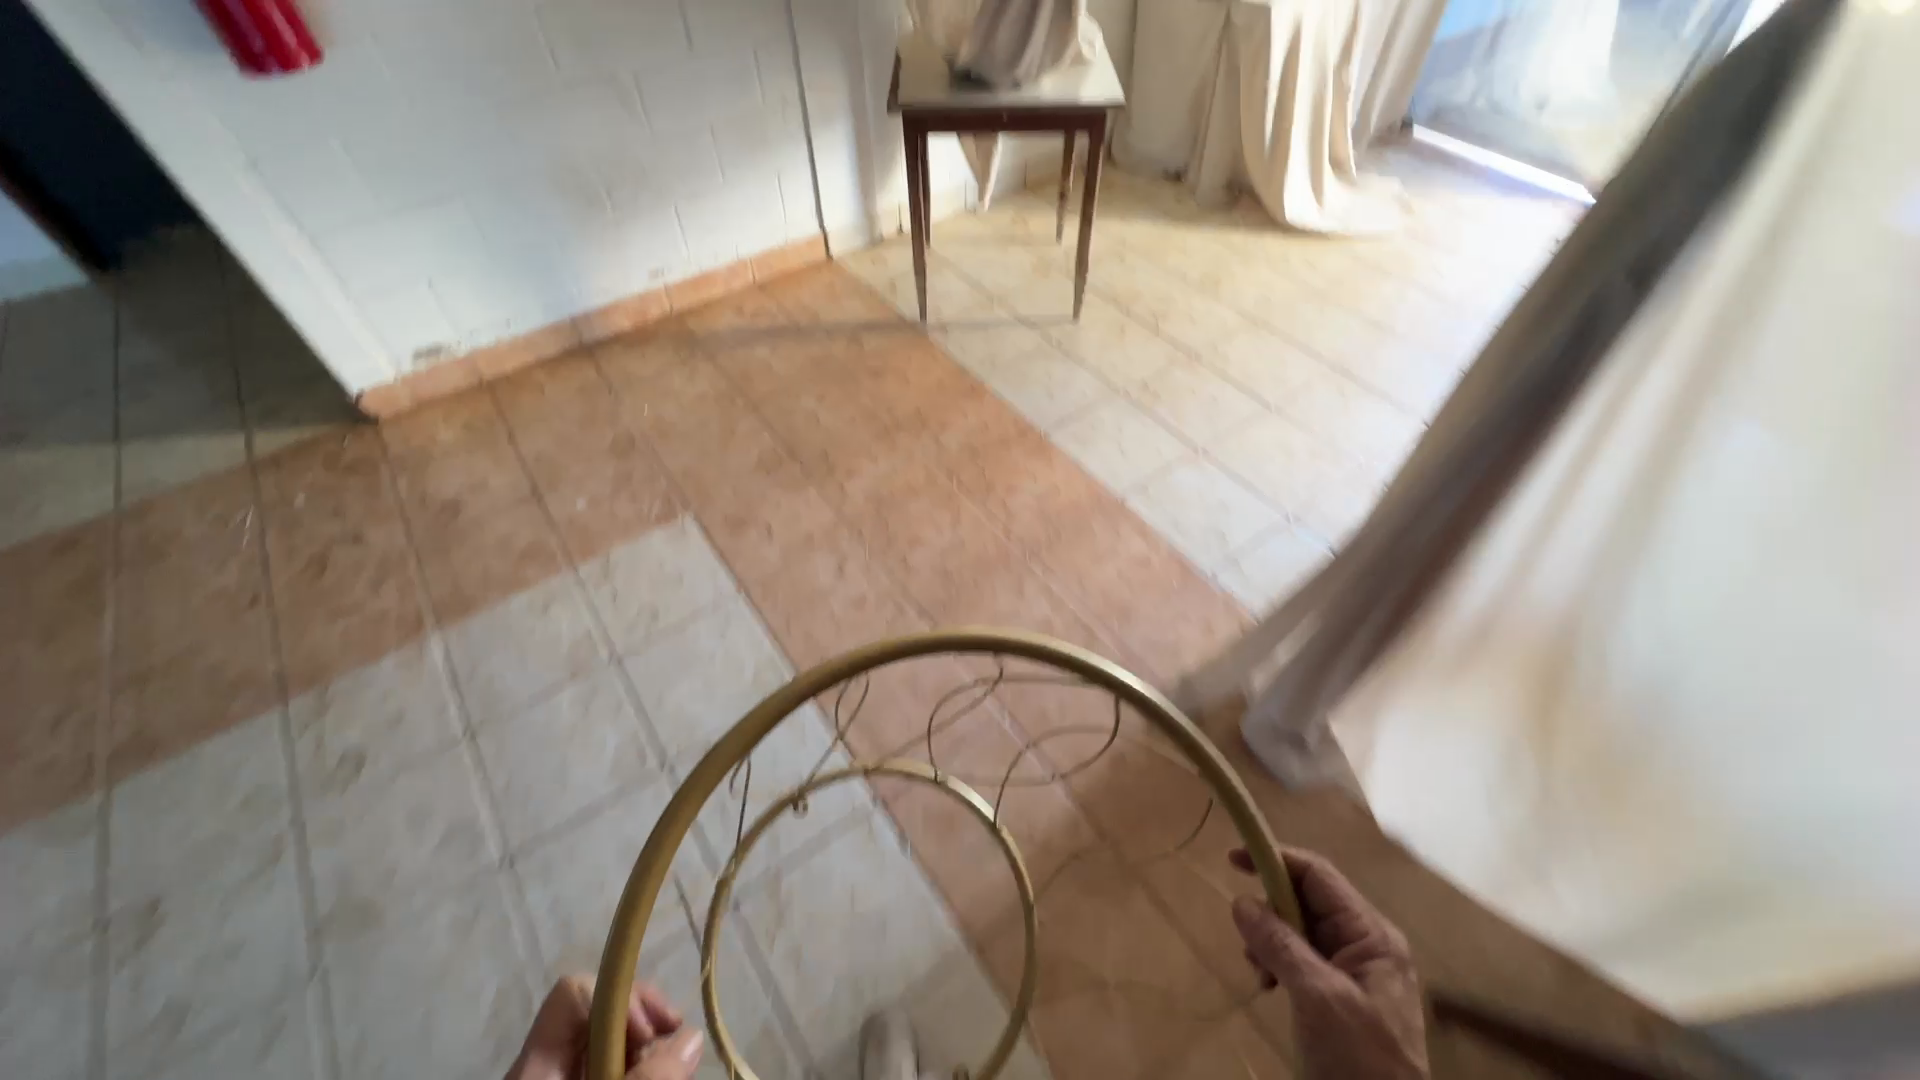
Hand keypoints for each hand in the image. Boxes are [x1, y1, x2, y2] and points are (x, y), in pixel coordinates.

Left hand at [505, 975, 704, 1079]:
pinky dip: (639, 1069)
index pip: (574, 990)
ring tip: (669, 1070)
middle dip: (644, 1026)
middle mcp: (545, 1067)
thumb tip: (691, 1037)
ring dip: (647, 1052)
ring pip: (609, 1044)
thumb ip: (650, 1079)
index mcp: (536, 1064)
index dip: (620, 997)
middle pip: (599, 1013)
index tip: (653, 1032)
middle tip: (672, 1055)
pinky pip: (610, 1067)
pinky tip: (658, 1077)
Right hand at [1230, 846, 1428, 1079]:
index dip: (1275, 860)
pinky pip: (1299, 958)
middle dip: (1270, 910)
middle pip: (1306, 901)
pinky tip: (1268, 984)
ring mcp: (1353, 970)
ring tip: (1259, 972)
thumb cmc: (1360, 1057)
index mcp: (1371, 935)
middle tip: (1246, 939)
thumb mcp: (1317, 997)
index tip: (1231, 859)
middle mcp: (1364, 944)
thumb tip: (1241, 902)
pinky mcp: (1338, 995)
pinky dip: (1276, 964)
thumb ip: (1280, 944)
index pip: (1317, 876)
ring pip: (1298, 930)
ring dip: (1269, 941)